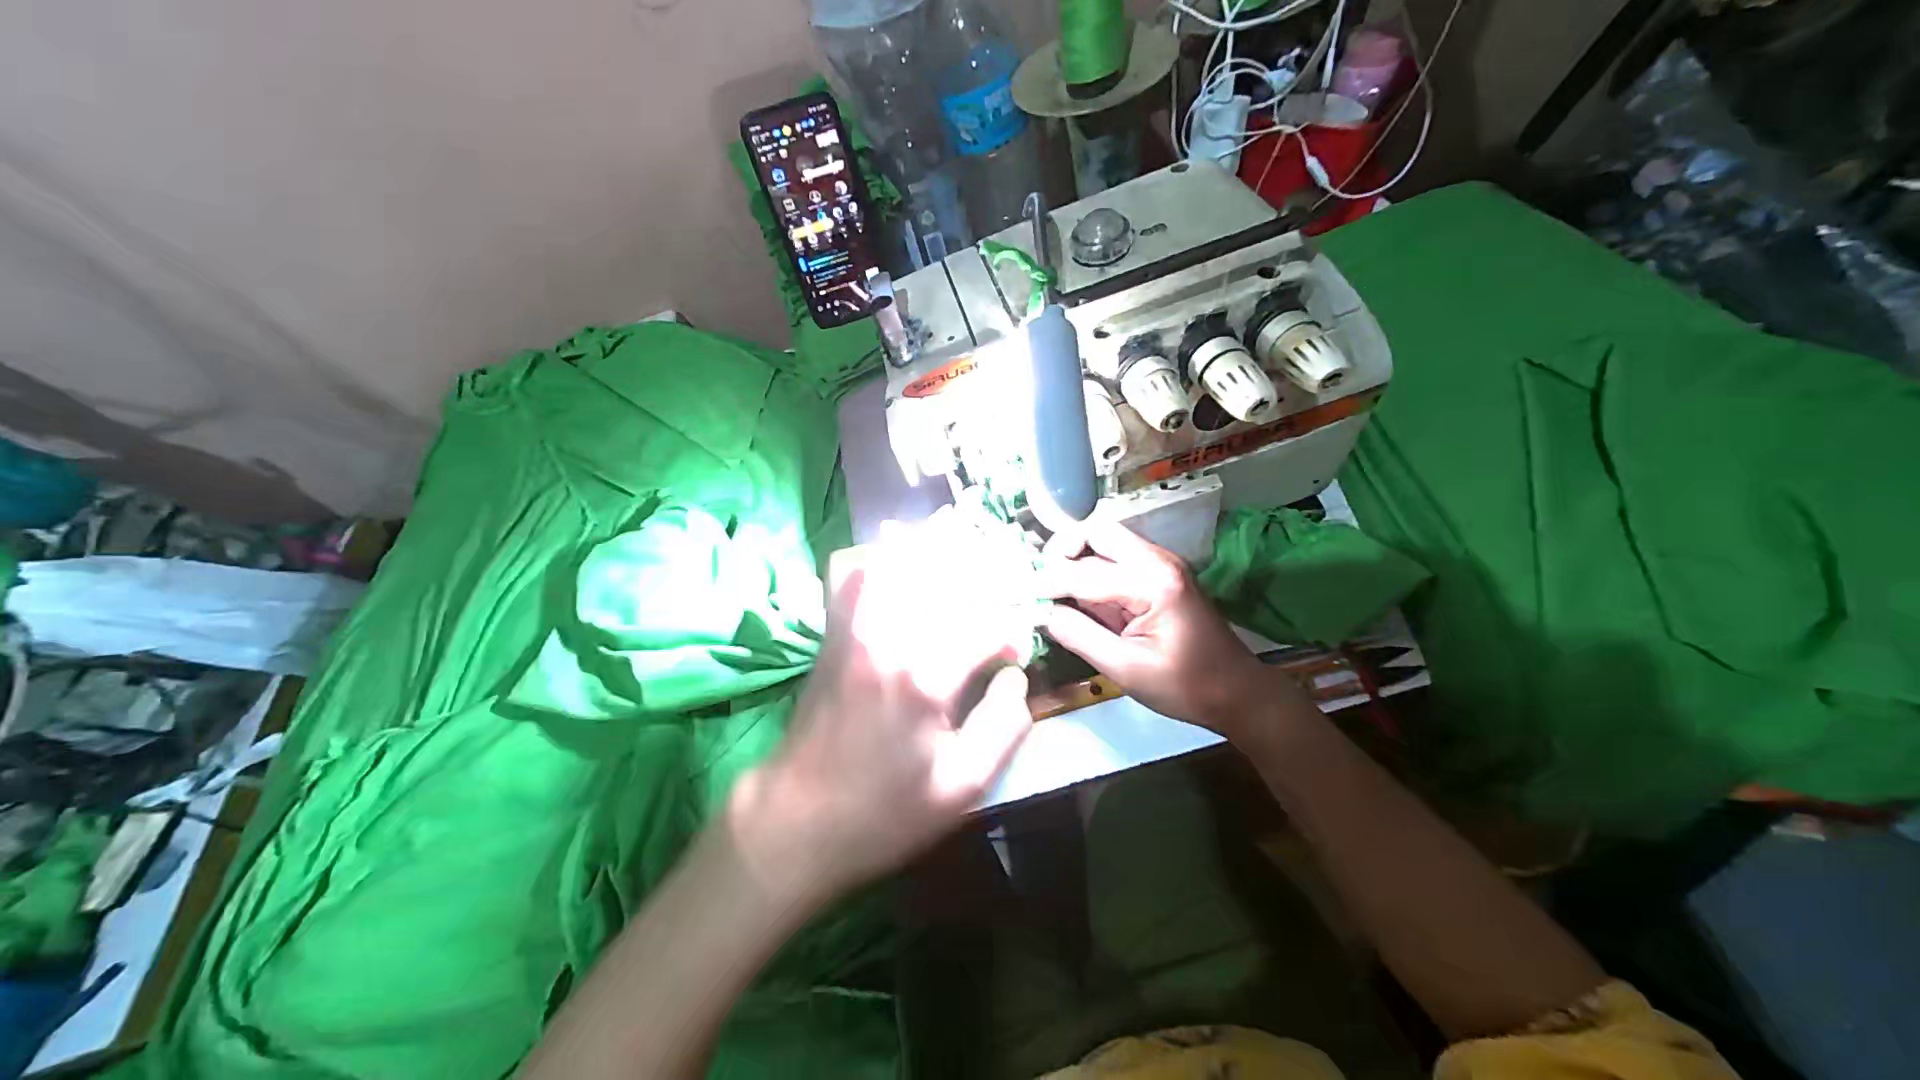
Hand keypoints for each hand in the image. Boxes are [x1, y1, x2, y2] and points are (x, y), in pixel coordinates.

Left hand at [734, 530, 1035, 904]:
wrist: (797, 818)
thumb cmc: (885, 811)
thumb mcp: (964, 788)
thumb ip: (1004, 726)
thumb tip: (1015, 677)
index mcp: (925, 676)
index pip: (987, 626)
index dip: (1012, 636)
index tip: (1015, 656)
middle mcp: (888, 636)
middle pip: (946, 577)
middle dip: (984, 579)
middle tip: (999, 600)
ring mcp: (853, 628)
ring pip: (898, 561)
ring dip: (935, 553)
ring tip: (961, 560)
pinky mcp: (832, 632)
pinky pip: (851, 573)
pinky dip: (879, 557)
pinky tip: (900, 560)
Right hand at [1038, 520, 1308, 736]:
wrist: (1238, 692)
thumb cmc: (1185, 686)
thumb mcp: (1126, 669)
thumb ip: (1079, 636)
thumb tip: (1041, 612)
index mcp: (1152, 582)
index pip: (1083, 571)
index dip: (1045, 583)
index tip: (1018, 595)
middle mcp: (1158, 561)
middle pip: (1096, 532)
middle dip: (1062, 552)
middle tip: (1041, 585)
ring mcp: (1162, 564)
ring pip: (1105, 543)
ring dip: (1077, 562)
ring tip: (1056, 596)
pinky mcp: (1161, 575)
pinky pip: (1117, 560)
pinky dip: (1093, 573)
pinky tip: (1083, 601)